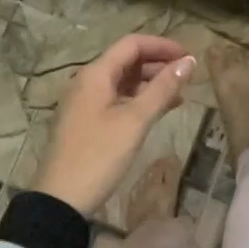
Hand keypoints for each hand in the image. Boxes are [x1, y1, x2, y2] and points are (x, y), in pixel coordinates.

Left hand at [33, 34, 196, 215]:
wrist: (59, 203)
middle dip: (158, 64)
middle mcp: (88, 81)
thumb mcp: (135, 121)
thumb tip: (190, 61)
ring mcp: (84, 102)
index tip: (188, 57)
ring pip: (123, 81)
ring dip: (150, 84)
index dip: (162, 46)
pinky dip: (138, 100)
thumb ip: (163, 88)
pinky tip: (157, 112)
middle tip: (187, 76)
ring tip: (178, 95)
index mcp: (96, 74)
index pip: (133, 44)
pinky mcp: (85, 122)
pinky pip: (116, 99)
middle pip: (127, 60)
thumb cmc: (99, 156)